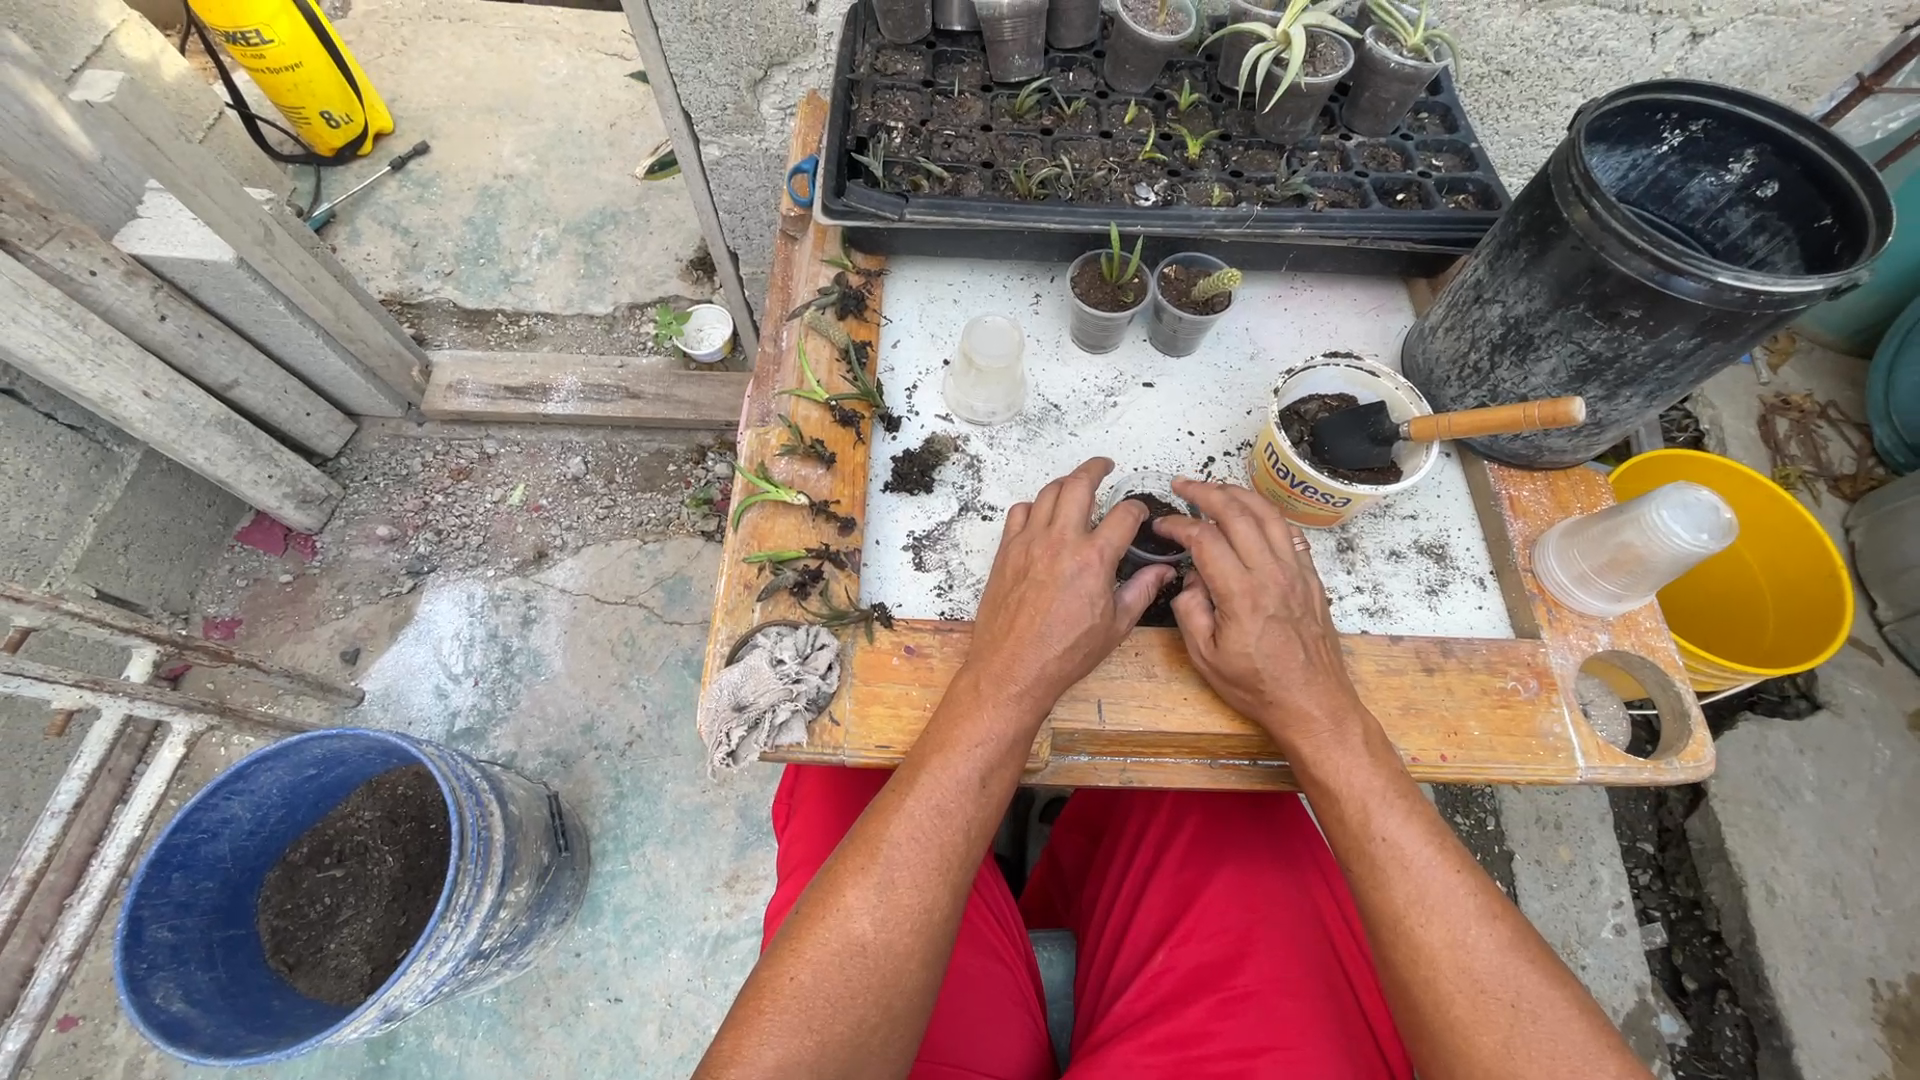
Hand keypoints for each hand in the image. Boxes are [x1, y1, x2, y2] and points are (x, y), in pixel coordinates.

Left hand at [964, 458, 1175, 715]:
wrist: (1012, 668)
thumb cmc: (1064, 654)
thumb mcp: (1115, 627)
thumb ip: (1141, 591)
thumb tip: (1162, 572)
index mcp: (1094, 559)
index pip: (1124, 515)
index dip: (1137, 509)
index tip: (1139, 513)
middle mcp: (1060, 541)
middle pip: (1080, 484)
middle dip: (1096, 468)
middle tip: (1105, 465)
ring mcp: (1029, 543)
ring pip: (1047, 493)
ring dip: (1065, 483)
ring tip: (1076, 486)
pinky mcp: (1007, 551)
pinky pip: (1019, 513)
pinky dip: (1033, 507)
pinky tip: (1042, 516)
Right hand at [1152, 478, 1368, 754]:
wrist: (1312, 702)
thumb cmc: (1256, 685)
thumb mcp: (1205, 657)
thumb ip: (1190, 609)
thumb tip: (1190, 579)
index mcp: (1241, 593)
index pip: (1205, 539)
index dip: (1178, 525)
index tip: (1162, 526)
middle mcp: (1272, 574)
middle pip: (1238, 513)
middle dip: (1205, 492)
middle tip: (1183, 485)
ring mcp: (1296, 573)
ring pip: (1269, 515)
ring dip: (1239, 494)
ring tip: (1216, 487)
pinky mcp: (1310, 579)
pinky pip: (1290, 533)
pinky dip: (1269, 515)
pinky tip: (1255, 513)